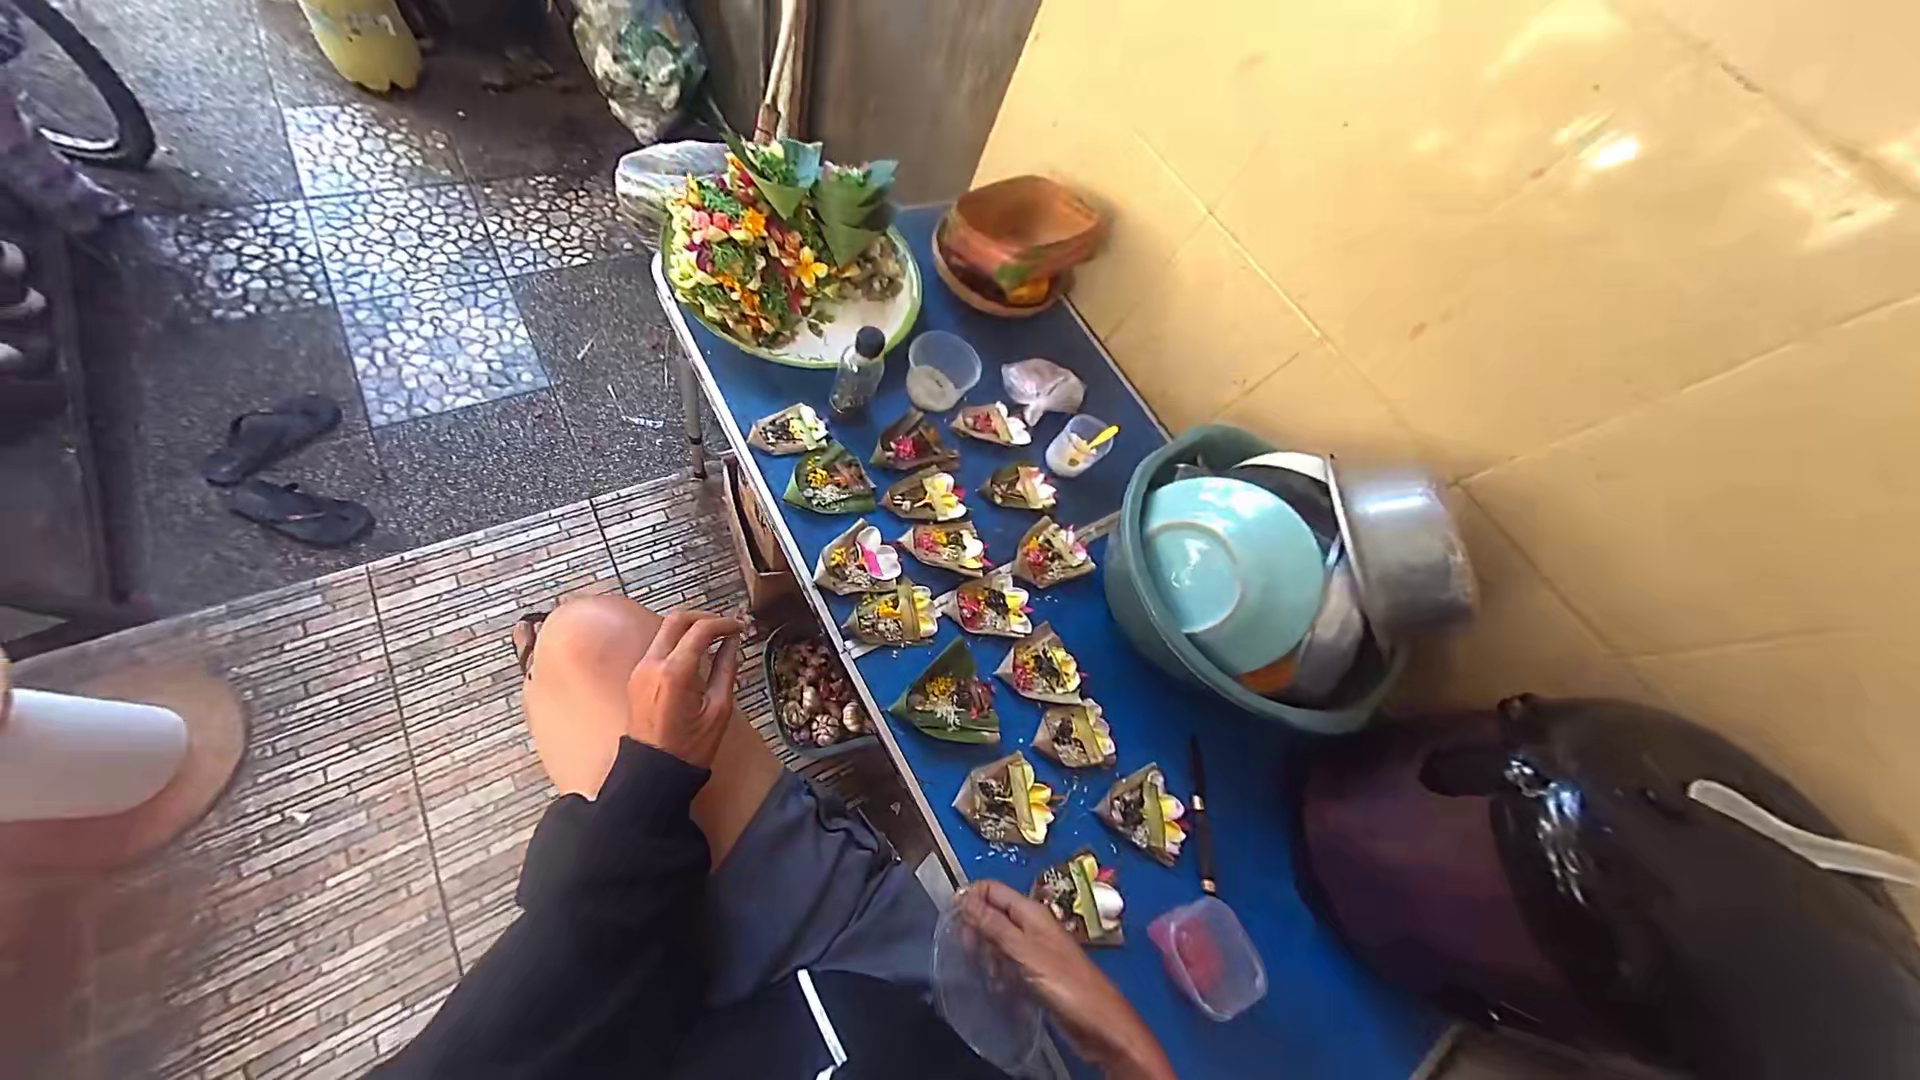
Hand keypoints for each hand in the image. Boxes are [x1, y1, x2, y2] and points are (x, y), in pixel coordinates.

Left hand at [624, 610, 743, 767]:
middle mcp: (651, 666)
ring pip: (666, 629)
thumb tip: (733, 644)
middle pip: (677, 619)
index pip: (701, 630)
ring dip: (691, 627)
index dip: (725, 623)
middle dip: (705, 617)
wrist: (652, 772)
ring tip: (716, 638)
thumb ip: (727, 669)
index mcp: (674, 673)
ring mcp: (640, 670)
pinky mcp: (637, 677)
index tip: (739, 628)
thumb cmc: (687, 748)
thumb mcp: (719, 708)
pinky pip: (659, 645)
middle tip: (726, 626)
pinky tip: (698, 653)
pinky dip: (679, 640)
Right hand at [959, 881, 1176, 1079]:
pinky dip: (998, 969)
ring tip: (979, 968)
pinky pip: (1009, 962)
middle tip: (962, 946)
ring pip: (1000, 938)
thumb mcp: (1024, 951)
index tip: (951, 914)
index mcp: (1030, 911)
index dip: (971, 895)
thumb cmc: (1066, 983)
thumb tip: (965, 898)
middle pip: (994, 912)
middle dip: (975, 924)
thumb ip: (994, 924)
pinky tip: (996, 984)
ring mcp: (1035, 948)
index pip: (993, 889)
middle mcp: (1032, 925)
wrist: (1100, 1023)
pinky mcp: (1037, 972)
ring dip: (986, 949)